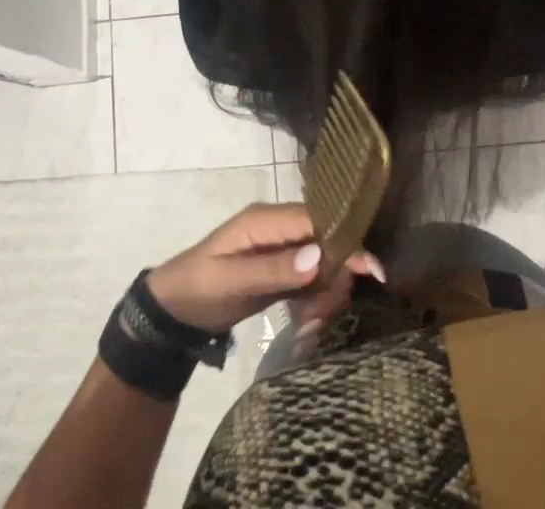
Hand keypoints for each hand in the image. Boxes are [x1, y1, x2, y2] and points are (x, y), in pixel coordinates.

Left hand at [145, 202, 383, 336]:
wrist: (174, 310)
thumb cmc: (198, 288)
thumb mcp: (231, 280)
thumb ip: (274, 269)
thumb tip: (319, 255)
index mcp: (264, 220)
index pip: (317, 220)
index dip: (346, 242)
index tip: (370, 272)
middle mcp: (277, 228)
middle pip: (327, 242)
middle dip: (334, 277)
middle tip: (321, 314)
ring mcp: (281, 249)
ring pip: (324, 263)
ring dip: (325, 292)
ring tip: (309, 323)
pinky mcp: (283, 270)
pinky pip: (313, 279)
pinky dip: (316, 299)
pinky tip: (306, 320)